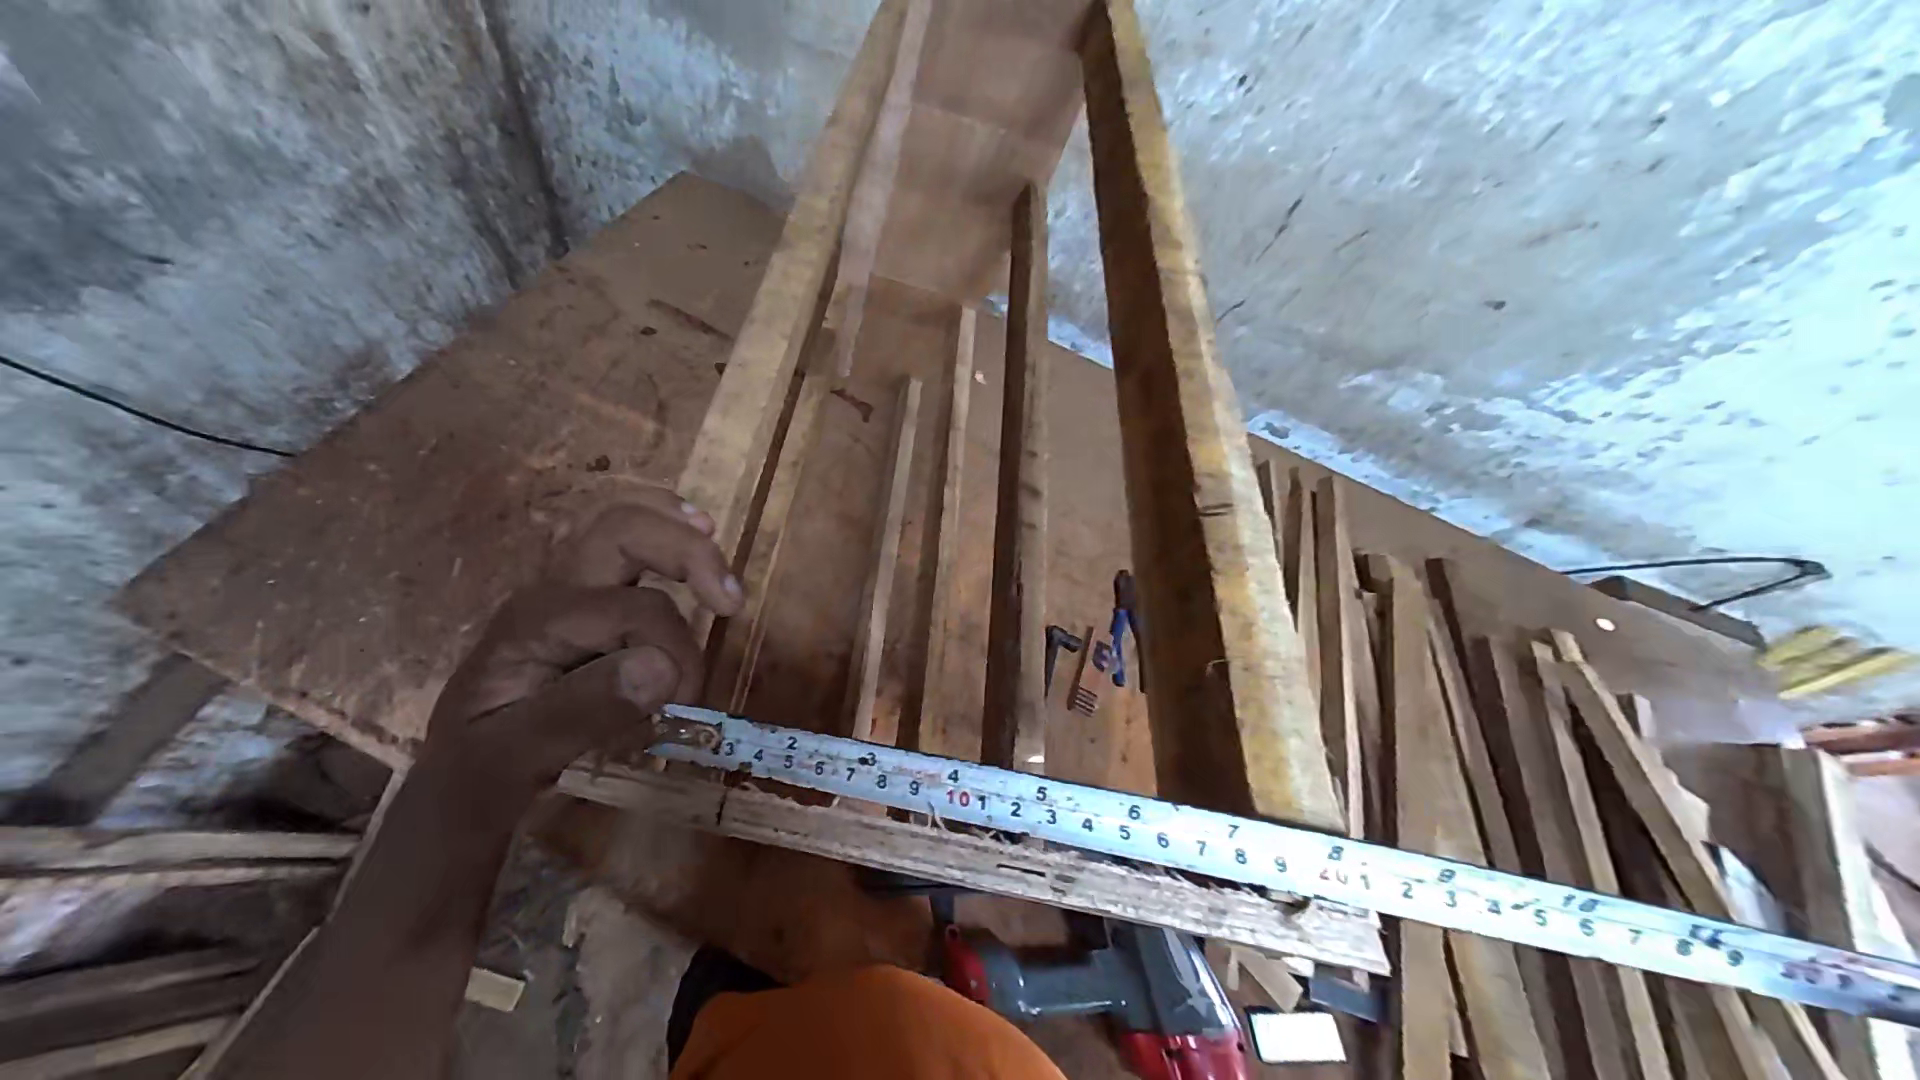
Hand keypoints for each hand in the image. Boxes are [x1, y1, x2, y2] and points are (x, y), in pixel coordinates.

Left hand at [420, 490, 743, 800]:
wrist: (448, 784)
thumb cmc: (476, 776)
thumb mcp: (509, 762)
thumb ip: (580, 713)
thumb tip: (663, 666)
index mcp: (535, 623)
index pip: (637, 610)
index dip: (678, 650)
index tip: (687, 702)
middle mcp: (551, 591)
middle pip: (622, 529)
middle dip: (687, 553)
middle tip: (730, 601)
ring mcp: (566, 590)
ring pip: (621, 521)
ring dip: (674, 526)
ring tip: (713, 538)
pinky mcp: (583, 600)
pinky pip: (621, 540)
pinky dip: (662, 527)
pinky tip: (691, 531)